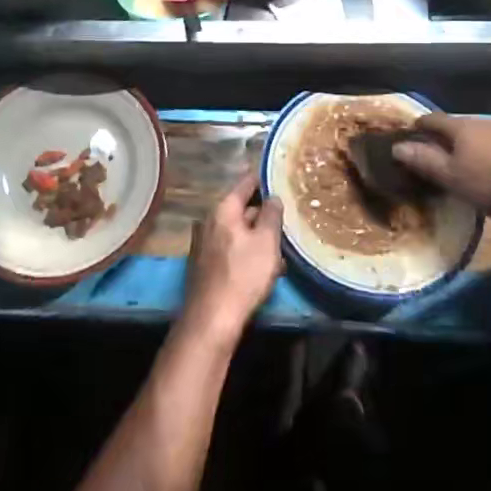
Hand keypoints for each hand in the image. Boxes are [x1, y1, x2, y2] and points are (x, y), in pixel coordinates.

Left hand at [182, 170, 283, 337]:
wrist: (213, 316)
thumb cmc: (243, 274)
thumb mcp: (266, 242)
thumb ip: (271, 215)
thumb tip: (273, 197)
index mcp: (223, 210)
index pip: (244, 184)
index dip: (262, 179)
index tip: (276, 174)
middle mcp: (209, 220)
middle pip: (240, 208)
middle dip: (263, 213)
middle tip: (286, 215)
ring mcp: (205, 242)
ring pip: (238, 231)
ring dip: (258, 236)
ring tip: (281, 245)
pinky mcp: (206, 263)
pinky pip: (232, 247)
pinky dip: (248, 251)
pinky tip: (265, 266)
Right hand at [392, 114, 490, 214]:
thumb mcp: (456, 179)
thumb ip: (427, 163)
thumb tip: (397, 146)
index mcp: (464, 129)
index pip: (434, 120)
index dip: (420, 125)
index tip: (409, 132)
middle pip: (465, 128)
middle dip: (451, 139)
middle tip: (440, 154)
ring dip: (482, 149)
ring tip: (475, 166)